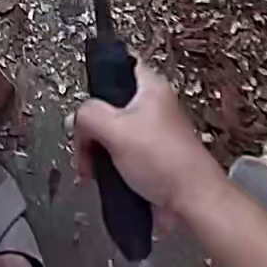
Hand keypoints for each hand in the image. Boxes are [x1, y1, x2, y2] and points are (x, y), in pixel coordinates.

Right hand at [74, 65, 226, 222]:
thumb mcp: (117, 129)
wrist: (190, 201)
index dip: (99, 79)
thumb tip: (77, 116)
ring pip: (111, 132)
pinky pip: (119, 154)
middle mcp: (152, 106)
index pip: (120, 65)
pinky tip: (102, 179)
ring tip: (91, 168)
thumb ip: (90, 115)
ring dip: (96, 150)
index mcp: (150, 87)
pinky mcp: (148, 158)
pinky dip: (108, 165)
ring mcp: (151, 133)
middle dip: (91, 127)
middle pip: (109, 105)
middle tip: (86, 144)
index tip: (85, 98)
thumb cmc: (167, 161)